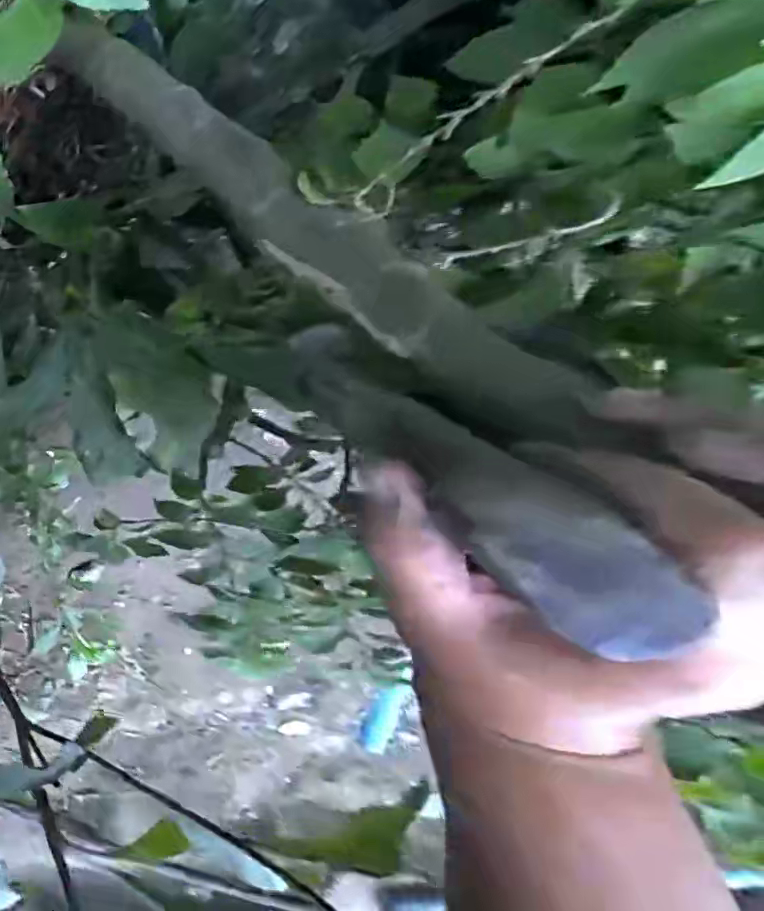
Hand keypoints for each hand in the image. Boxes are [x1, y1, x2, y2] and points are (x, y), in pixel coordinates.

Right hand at [362, 403, 763, 755]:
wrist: (544, 701)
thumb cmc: (483, 659)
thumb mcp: (428, 611)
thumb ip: (407, 547)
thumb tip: (387, 464)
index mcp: (693, 647)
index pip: (732, 546)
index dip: (650, 482)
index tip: (545, 457)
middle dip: (718, 443)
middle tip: (612, 412)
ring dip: (723, 442)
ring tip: (627, 415)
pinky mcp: (758, 579)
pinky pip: (757, 501)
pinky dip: (720, 457)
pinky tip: (654, 435)